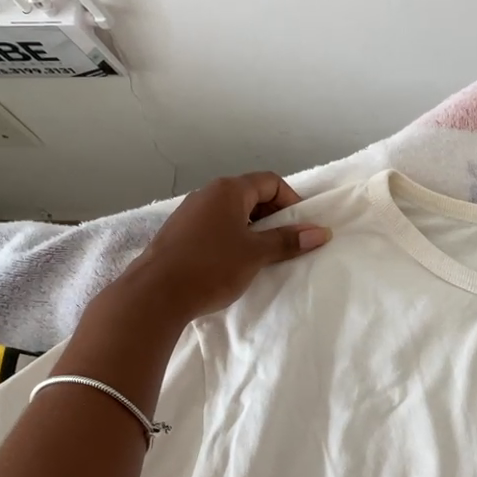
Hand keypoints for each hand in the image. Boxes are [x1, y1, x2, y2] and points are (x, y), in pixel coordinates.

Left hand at [100, 172, 330, 329]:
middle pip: (250, 194)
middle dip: (273, 216)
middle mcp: (207, 194)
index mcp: (228, 191)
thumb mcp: (256, 254)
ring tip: (261, 255)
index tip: (301, 227)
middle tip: (286, 242)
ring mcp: (189, 212)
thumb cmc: (211, 267)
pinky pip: (214, 226)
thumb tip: (320, 232)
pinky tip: (233, 262)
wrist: (156, 294)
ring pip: (231, 212)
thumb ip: (288, 241)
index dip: (291, 201)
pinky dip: (231, 237)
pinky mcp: (178, 232)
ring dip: (251, 229)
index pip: (270, 182)